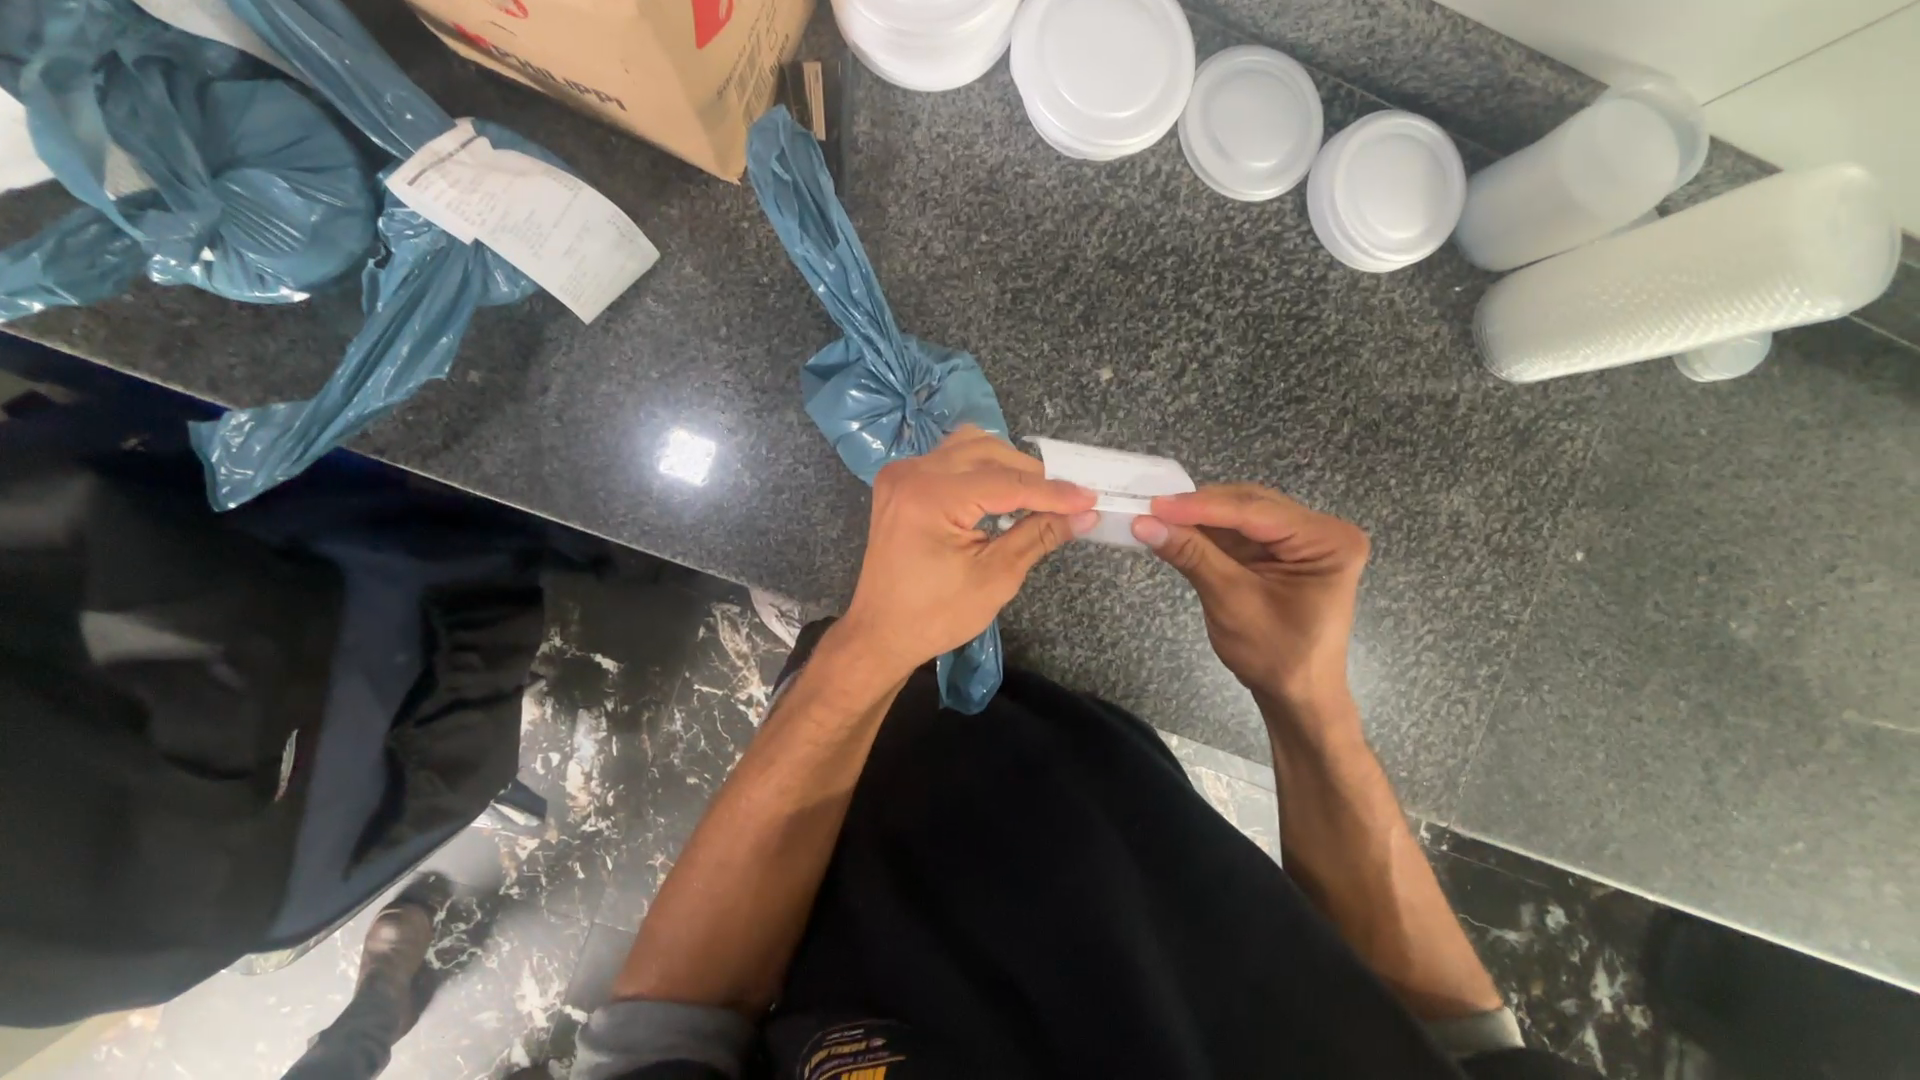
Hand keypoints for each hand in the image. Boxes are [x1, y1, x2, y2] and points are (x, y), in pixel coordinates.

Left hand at [838, 426, 1097, 680]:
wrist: (880, 632)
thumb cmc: (935, 615)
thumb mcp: (995, 577)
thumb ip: (1039, 535)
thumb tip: (1085, 513)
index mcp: (931, 496)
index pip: (1007, 482)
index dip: (1053, 491)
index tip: (1090, 497)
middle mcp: (913, 473)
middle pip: (988, 452)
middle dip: (1030, 475)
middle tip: (1064, 501)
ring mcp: (901, 474)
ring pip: (968, 447)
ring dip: (1005, 465)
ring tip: (1033, 495)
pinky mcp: (900, 483)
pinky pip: (948, 459)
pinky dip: (979, 469)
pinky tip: (999, 494)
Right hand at [1131, 485, 1368, 714]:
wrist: (1297, 695)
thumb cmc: (1276, 655)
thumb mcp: (1231, 601)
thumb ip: (1192, 555)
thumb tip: (1144, 523)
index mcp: (1329, 540)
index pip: (1256, 512)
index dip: (1202, 507)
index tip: (1155, 506)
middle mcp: (1322, 530)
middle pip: (1251, 505)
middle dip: (1200, 508)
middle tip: (1151, 509)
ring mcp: (1302, 539)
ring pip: (1242, 514)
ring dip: (1201, 517)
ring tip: (1158, 517)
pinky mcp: (1281, 550)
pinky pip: (1241, 531)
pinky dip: (1208, 532)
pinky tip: (1178, 529)